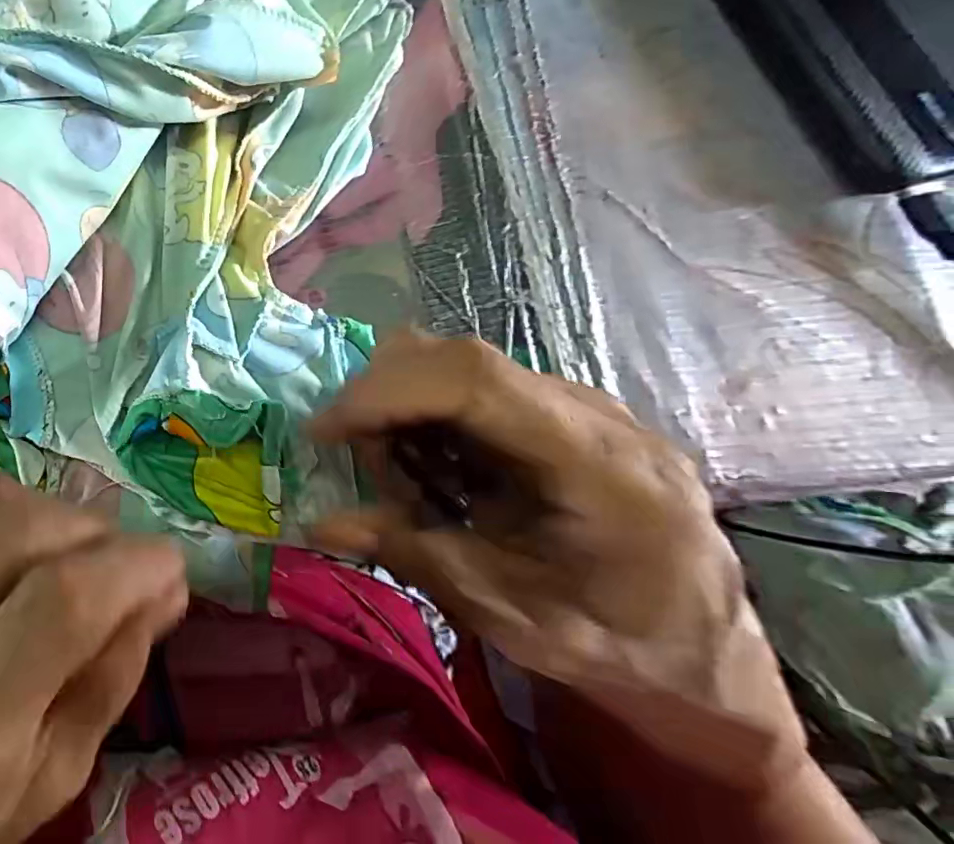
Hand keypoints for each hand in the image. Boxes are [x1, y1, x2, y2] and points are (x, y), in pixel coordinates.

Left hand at [0, 471, 186, 843]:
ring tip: (67, 547)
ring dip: (47, 511)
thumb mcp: (65, 766)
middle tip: (118, 556)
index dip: (126, 567)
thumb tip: (163, 583)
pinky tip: (12, 537)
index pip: (58, 604)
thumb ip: (115, 669)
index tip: (167, 562)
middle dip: (90, 531)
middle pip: (17, 532)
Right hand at [308, 331, 807, 793]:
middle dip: (382, 399)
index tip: (323, 431)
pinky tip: (435, 471)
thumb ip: (412, 556)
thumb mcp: (506, 614)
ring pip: (456, 364)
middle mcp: (596, 418)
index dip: (384, 394)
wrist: (700, 658)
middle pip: (458, 359)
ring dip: (401, 409)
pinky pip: (470, 385)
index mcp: (601, 468)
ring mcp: (582, 408)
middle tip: (358, 461)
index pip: (474, 384)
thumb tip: (317, 525)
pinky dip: (424, 417)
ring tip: (404, 478)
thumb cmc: (612, 644)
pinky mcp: (562, 412)